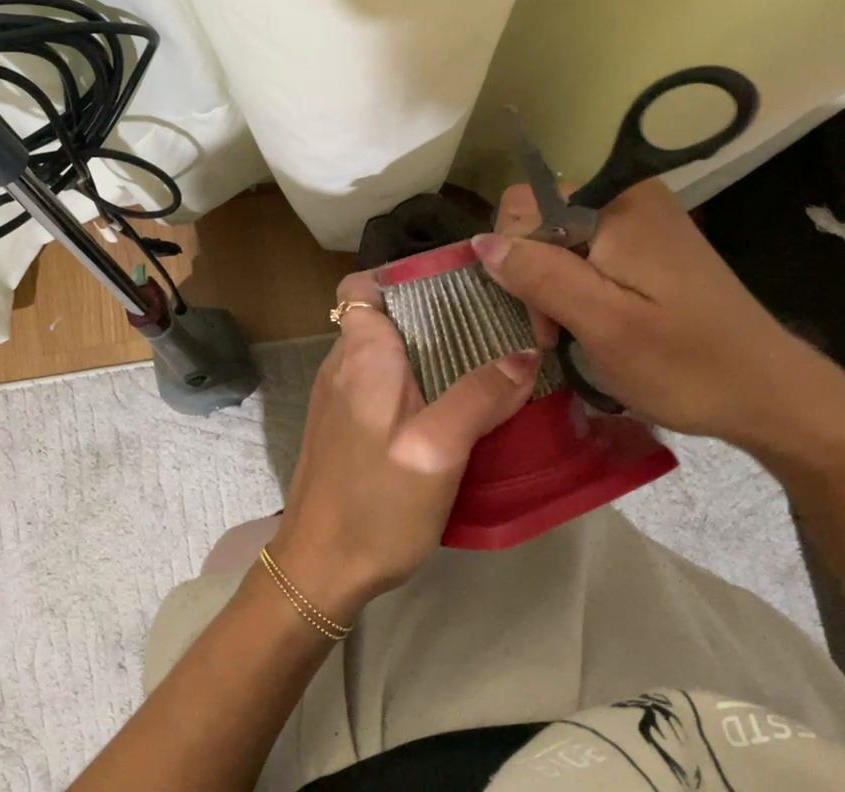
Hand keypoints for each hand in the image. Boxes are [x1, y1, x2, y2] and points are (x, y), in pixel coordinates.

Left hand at [270, 271, 538, 620]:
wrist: (318, 569)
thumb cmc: (375, 507)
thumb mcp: (437, 452)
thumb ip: (479, 397)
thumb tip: (525, 351)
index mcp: (361, 356)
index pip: (365, 286)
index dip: (406, 275)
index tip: (461, 284)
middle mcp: (342, 365)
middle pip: (385, 314)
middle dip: (436, 312)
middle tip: (496, 321)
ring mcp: (339, 397)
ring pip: (386, 349)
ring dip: (430, 348)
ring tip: (487, 357)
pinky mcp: (344, 426)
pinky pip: (382, 382)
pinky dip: (417, 379)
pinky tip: (455, 403)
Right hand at [476, 179, 844, 450]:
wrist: (769, 394)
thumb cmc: (686, 365)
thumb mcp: (603, 325)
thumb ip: (539, 276)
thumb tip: (481, 241)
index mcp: (618, 203)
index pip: (524, 207)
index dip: (518, 261)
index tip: (545, 321)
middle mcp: (629, 198)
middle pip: (540, 221)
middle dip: (533, 276)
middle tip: (559, 334)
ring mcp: (642, 222)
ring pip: (559, 241)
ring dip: (553, 289)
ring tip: (579, 335)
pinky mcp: (650, 248)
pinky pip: (587, 254)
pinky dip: (578, 290)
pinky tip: (595, 325)